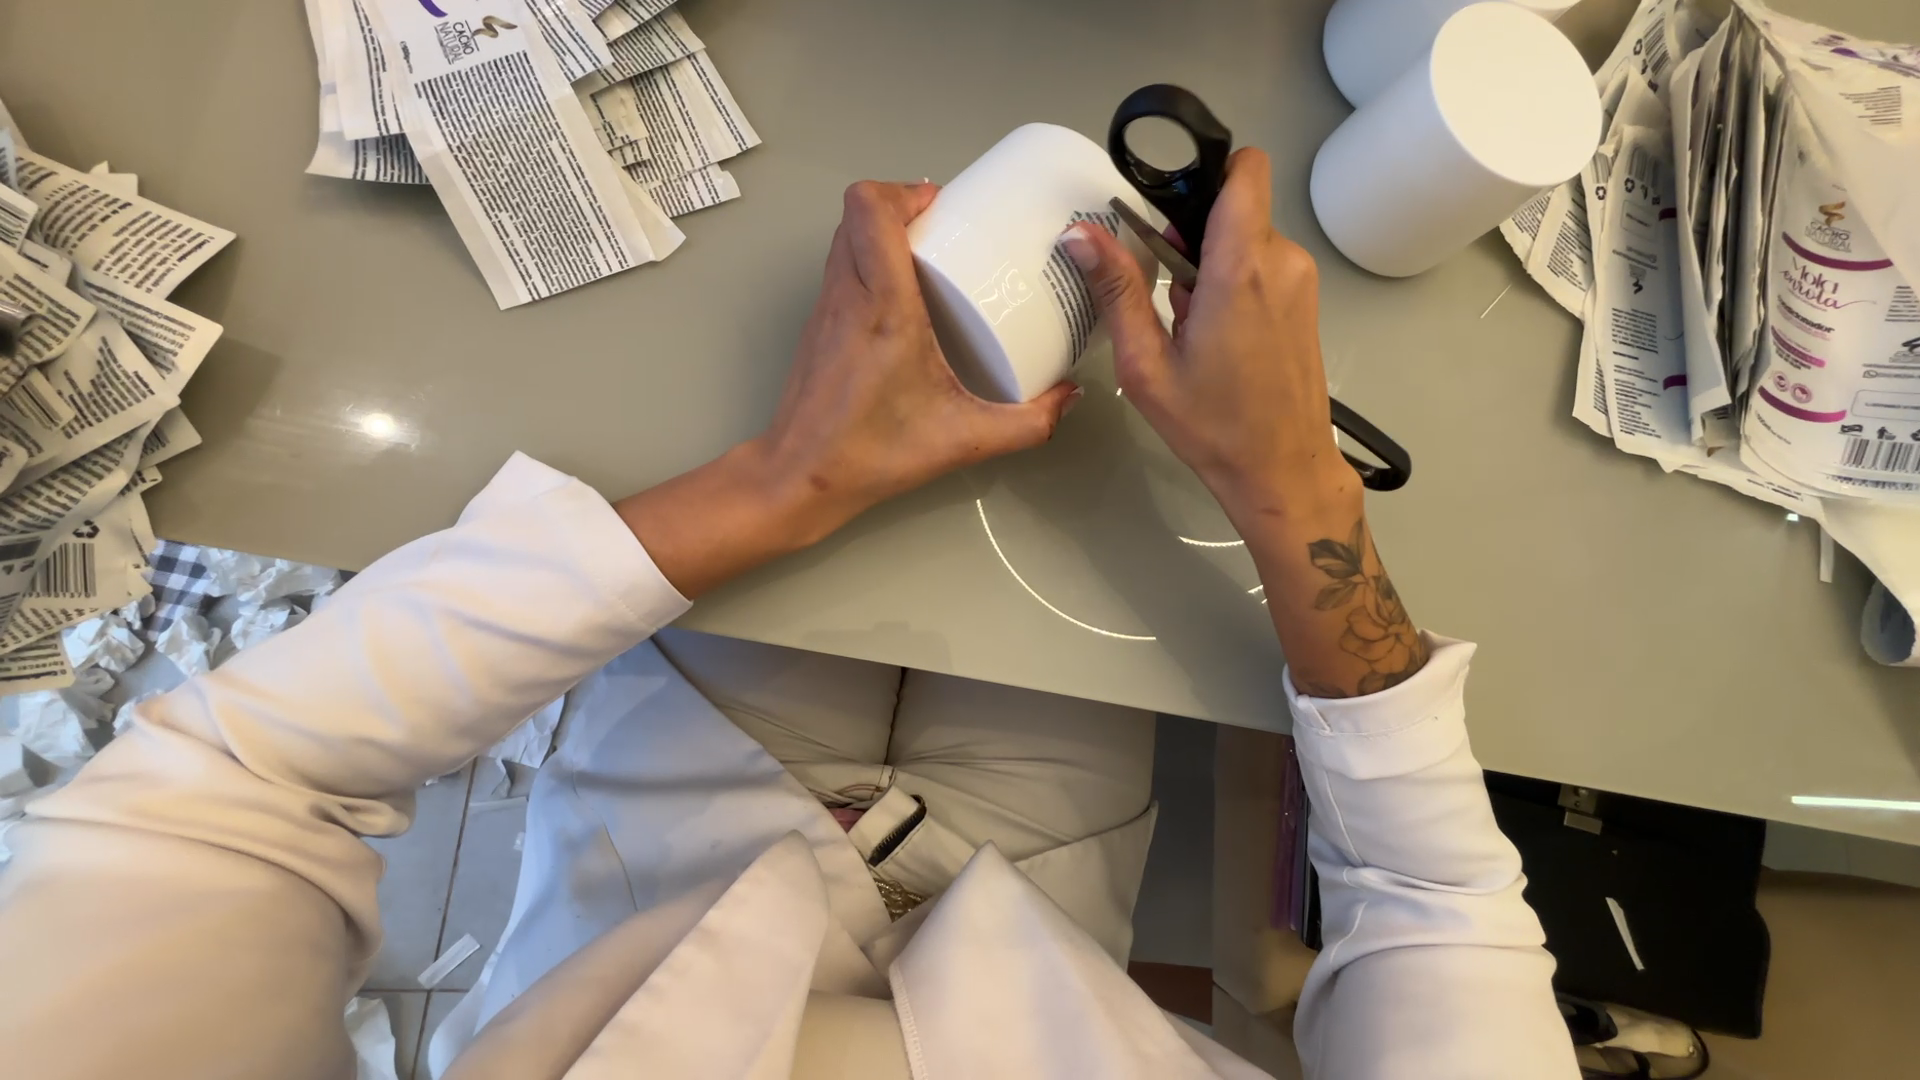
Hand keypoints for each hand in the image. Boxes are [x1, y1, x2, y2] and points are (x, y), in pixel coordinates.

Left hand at [758, 181, 1081, 531]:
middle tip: (947, 234)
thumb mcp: (964, 440)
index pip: (872, 210)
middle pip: (858, 212)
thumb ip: (1027, 423)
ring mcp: (824, 310)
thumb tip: (1068, 395)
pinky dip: (870, 264)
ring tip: (930, 262)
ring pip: (845, 238)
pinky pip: (841, 269)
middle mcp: (847, 295)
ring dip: (883, 234)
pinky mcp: (816, 328)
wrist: (801, 479)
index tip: (946, 211)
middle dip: (903, 207)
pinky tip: (904, 304)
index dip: (906, 192)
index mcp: (883, 307)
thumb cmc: (876, 454)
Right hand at [1062, 148, 1352, 525]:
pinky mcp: (1306, 304)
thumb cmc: (1210, 424)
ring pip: (1248, 240)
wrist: (1280, 471)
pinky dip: (1234, 285)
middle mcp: (1283, 261)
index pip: (1244, 168)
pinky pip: (1264, 268)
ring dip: (1211, 266)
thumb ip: (1116, 291)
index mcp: (1243, 267)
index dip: (1205, 174)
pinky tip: (1214, 338)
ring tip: (1187, 326)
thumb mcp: (1146, 364)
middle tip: (1164, 292)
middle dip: (1194, 234)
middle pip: (1235, 208)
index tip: (1168, 212)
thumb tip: (1078, 234)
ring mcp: (1302, 283)